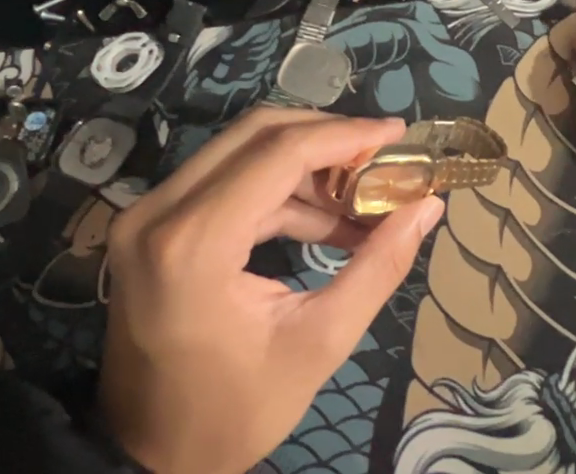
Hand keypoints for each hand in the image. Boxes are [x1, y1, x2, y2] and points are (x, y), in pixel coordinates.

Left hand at [99, 107, 443, 473]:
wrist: (147, 458)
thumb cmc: (233, 412)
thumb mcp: (319, 343)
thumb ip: (378, 267)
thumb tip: (429, 207)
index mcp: (194, 245)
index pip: (280, 153)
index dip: (346, 136)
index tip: (397, 134)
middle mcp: (160, 212)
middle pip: (258, 134)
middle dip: (328, 137)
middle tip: (381, 157)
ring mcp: (149, 214)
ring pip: (242, 150)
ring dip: (306, 164)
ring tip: (361, 199)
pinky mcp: (154, 223)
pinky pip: (226, 179)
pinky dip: (279, 188)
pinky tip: (324, 219)